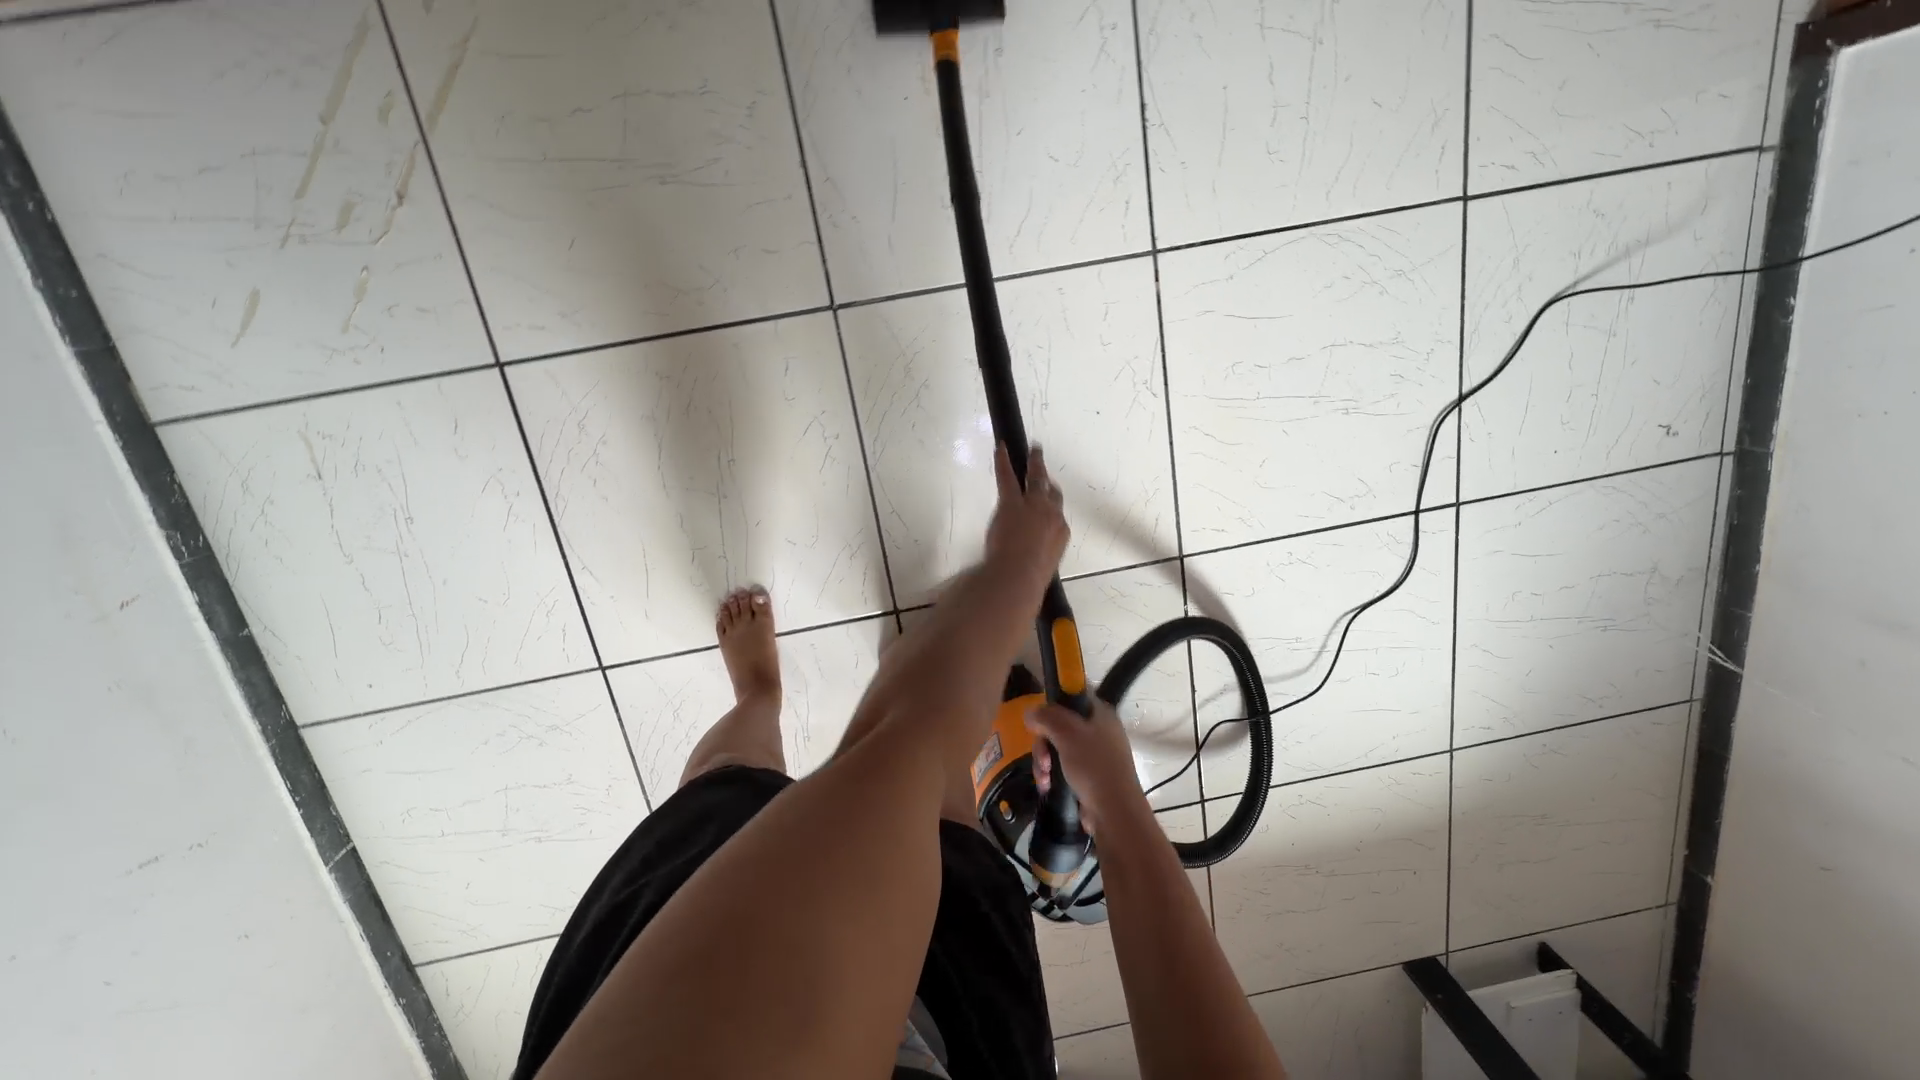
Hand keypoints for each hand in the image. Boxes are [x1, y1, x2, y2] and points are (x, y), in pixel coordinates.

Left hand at [984, 443, 1069, 583]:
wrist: (1017, 575)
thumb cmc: (1028, 579)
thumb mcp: (1041, 569)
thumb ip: (1039, 557)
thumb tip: (1031, 558)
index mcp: (1061, 534)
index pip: (1057, 515)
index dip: (1051, 507)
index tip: (1046, 504)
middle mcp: (1052, 515)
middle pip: (1052, 493)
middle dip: (1049, 480)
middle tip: (1044, 468)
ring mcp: (1033, 505)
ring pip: (1037, 478)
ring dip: (1035, 463)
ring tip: (1034, 451)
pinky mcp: (1012, 502)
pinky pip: (1007, 476)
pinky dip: (1003, 460)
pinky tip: (1001, 448)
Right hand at [1025, 698, 1146, 836]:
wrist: (1113, 810)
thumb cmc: (1093, 765)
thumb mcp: (1067, 733)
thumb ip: (1046, 717)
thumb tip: (1030, 713)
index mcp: (1100, 713)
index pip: (1072, 695)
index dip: (1052, 705)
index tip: (1038, 722)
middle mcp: (1099, 730)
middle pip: (1060, 725)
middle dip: (1043, 742)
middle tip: (1042, 758)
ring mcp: (1095, 754)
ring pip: (1058, 747)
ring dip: (1045, 761)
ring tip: (1044, 778)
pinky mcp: (1090, 775)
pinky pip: (1064, 766)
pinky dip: (1053, 774)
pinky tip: (1047, 786)